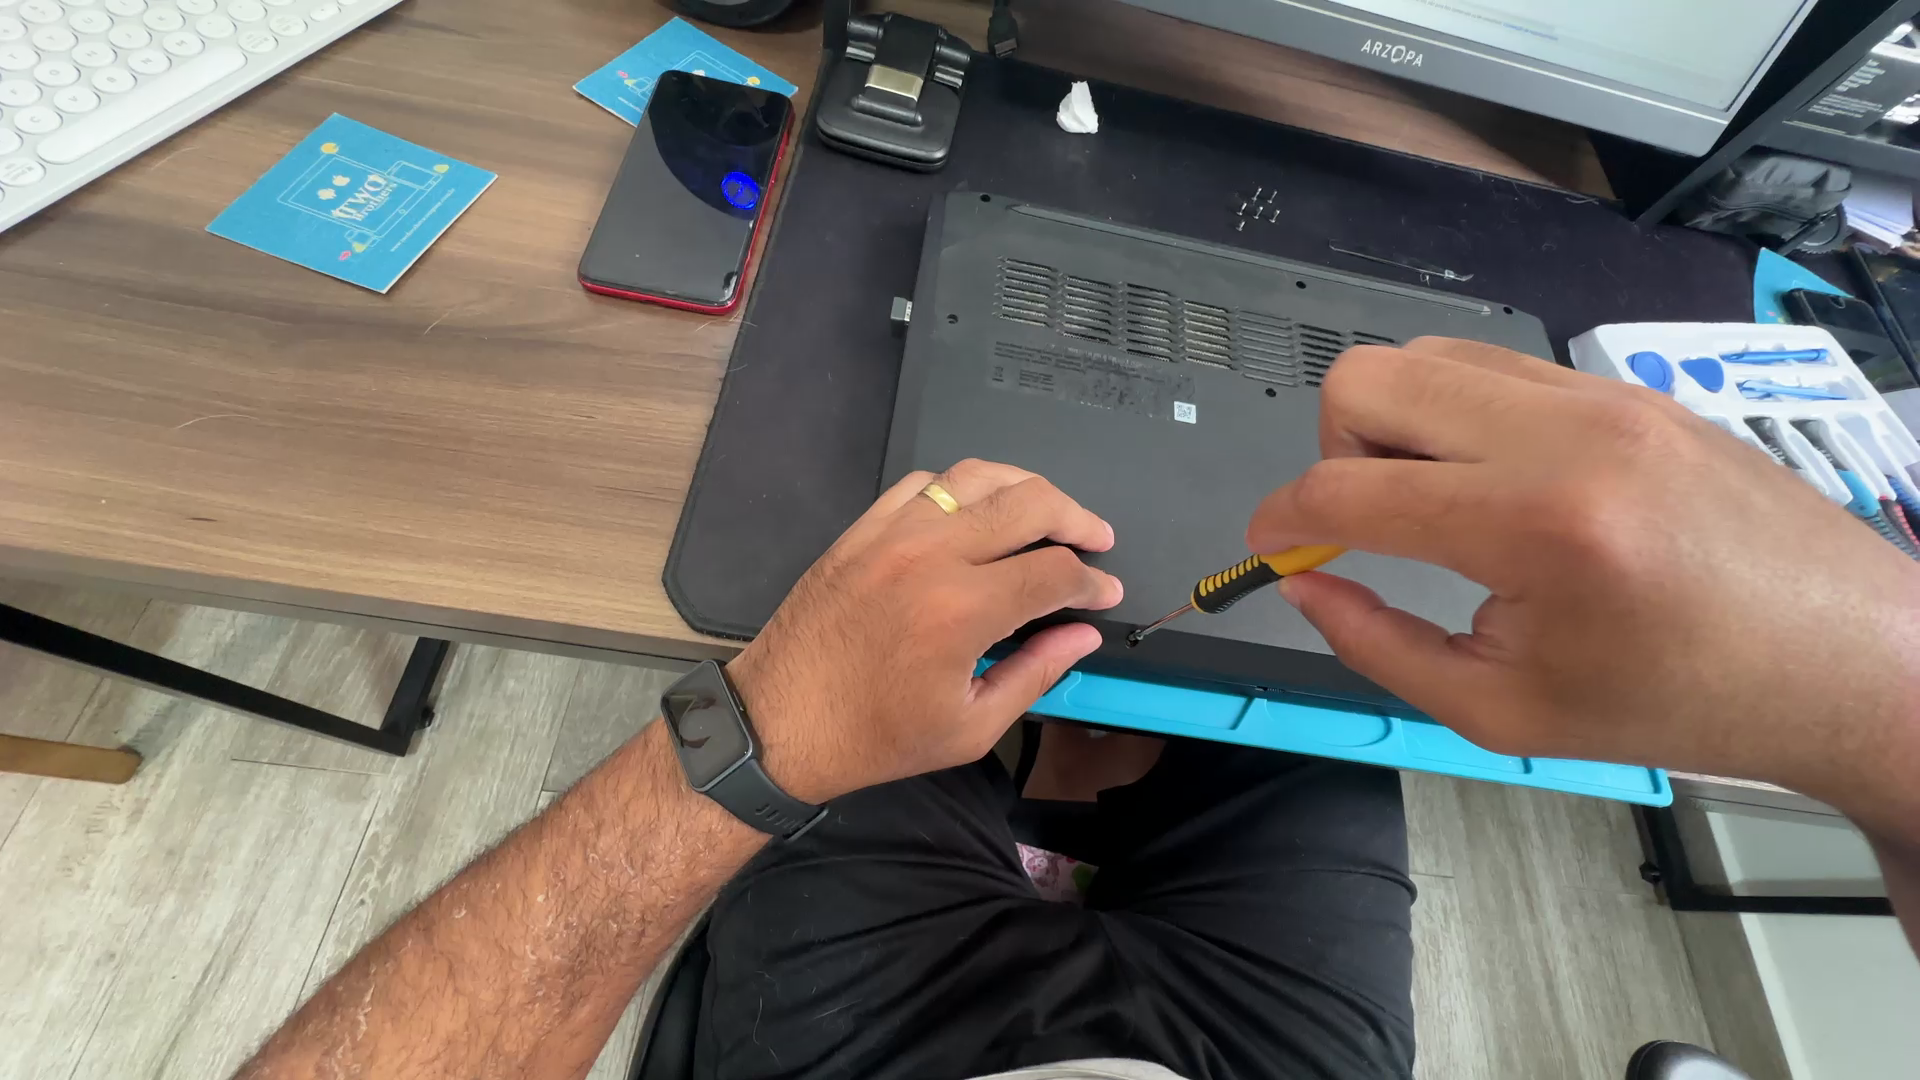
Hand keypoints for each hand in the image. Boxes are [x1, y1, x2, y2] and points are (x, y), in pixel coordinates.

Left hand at [726, 459, 1122, 802]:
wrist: (780, 720)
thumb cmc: (877, 736)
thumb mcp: (970, 727)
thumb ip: (1036, 672)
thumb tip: (1084, 634)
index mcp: (963, 609)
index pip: (1054, 572)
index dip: (1092, 581)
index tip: (1105, 593)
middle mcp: (932, 553)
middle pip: (1028, 503)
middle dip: (1077, 518)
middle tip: (1097, 538)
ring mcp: (892, 532)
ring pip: (978, 476)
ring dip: (1025, 487)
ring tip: (1049, 509)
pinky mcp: (863, 528)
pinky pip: (924, 482)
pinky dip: (963, 485)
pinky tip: (977, 507)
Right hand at [1246, 337, 1919, 821]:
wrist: (1857, 662)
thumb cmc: (1673, 703)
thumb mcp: (1496, 709)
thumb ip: (1370, 643)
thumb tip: (1301, 583)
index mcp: (1533, 526)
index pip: (1343, 490)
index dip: (1278, 518)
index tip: (1269, 545)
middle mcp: (1562, 434)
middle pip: (1363, 382)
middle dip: (1329, 452)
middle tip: (1362, 517)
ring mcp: (1597, 396)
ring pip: (1416, 358)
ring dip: (1384, 426)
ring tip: (1422, 495)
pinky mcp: (1618, 387)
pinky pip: (1480, 367)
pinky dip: (1441, 415)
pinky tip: (1476, 477)